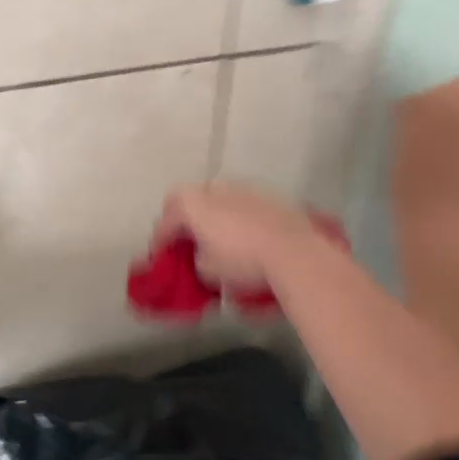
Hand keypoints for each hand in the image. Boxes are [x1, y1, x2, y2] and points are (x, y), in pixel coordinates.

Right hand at [157, 184, 324, 292]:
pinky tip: (248, 239)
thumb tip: (204, 256)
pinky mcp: (272, 198)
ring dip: (215, 218)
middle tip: (188, 242)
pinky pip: (245, 208)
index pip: (166, 222)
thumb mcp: (207, 270)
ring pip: (220, 201)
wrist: (297, 254)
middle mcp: (214, 189)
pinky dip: (241, 220)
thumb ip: (197, 258)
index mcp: (191, 203)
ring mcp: (245, 190)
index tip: (161, 257)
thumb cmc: (242, 261)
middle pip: (191, 202)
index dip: (161, 241)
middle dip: (187, 221)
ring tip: (220, 240)